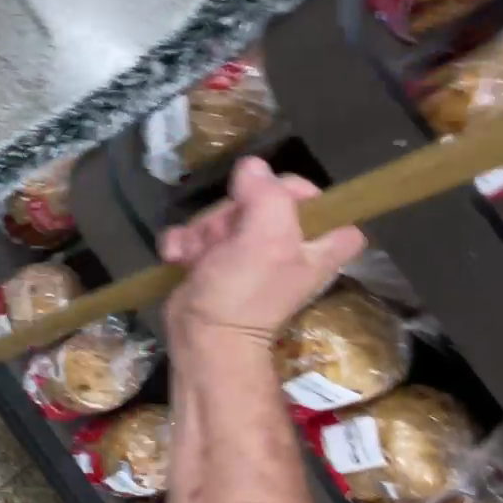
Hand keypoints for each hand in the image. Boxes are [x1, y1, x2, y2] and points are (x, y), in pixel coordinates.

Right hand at [159, 158, 365, 347]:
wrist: (204, 338)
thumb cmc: (244, 294)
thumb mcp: (267, 239)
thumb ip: (266, 194)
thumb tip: (250, 164)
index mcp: (325, 234)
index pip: (297, 189)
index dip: (268, 198)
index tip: (252, 220)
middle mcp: (290, 239)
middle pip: (250, 201)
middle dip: (223, 221)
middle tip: (218, 245)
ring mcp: (249, 250)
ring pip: (218, 217)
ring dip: (197, 234)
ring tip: (193, 258)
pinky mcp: (215, 260)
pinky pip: (195, 234)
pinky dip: (182, 245)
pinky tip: (178, 259)